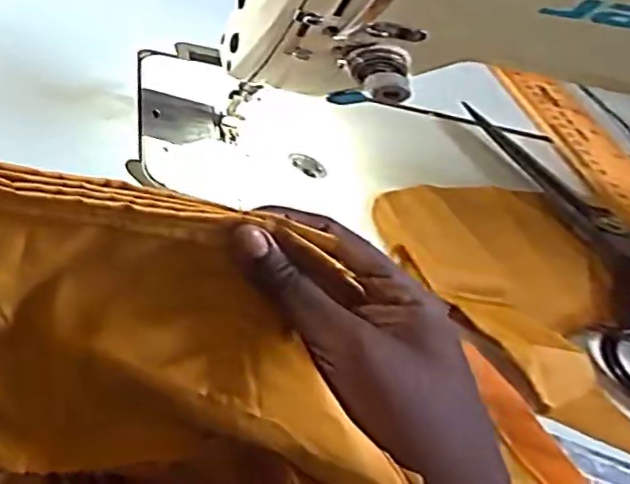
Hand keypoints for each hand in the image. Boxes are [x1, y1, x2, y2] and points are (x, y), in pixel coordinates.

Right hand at [232, 210, 506, 483]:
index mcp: (399, 293)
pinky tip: (244, 303)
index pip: (334, 235)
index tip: (236, 218)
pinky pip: (305, 319)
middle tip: (221, 242)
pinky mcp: (348, 360)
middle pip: (318, 261)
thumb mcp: (345, 342)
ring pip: (309, 290)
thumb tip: (243, 230)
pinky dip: (275, 307)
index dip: (285, 219)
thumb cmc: (408, 410)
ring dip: (270, 278)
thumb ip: (293, 285)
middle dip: (270, 249)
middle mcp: (382, 306)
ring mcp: (367, 335)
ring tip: (226, 267)